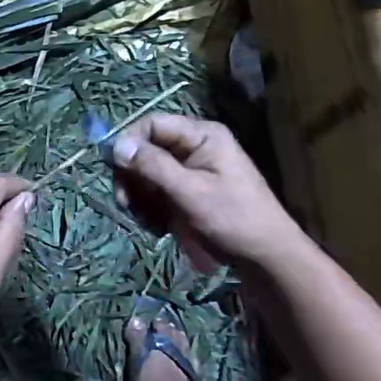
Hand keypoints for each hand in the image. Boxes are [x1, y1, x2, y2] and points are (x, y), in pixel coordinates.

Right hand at [108, 114, 305, 267]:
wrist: (264, 256)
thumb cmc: (233, 218)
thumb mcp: (190, 191)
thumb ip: (153, 166)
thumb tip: (117, 145)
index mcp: (202, 136)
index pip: (153, 124)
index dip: (130, 143)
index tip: (115, 170)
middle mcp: (194, 148)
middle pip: (146, 150)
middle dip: (133, 176)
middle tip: (126, 202)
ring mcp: (190, 172)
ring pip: (147, 175)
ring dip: (140, 197)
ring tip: (149, 221)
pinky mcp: (187, 194)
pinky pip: (156, 193)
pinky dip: (151, 210)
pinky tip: (159, 227)